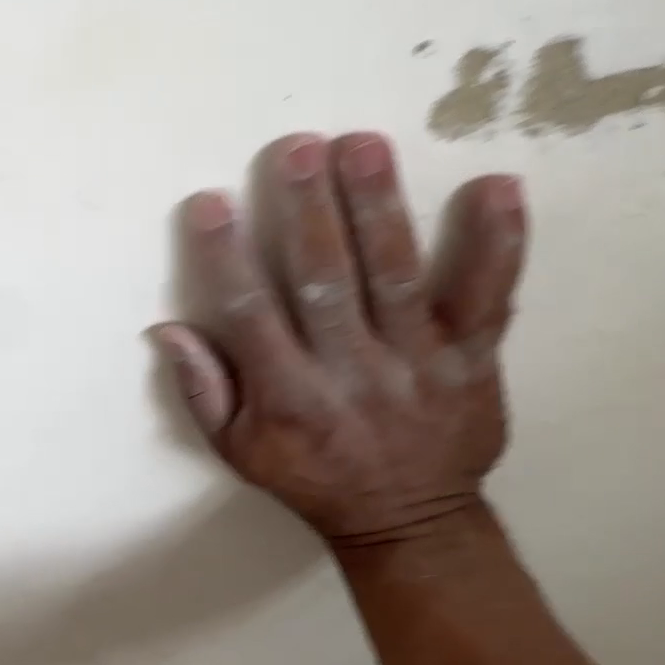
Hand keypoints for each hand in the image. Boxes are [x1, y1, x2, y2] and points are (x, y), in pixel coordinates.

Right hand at [148, 132, 527, 549]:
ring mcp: (417, 361)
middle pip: (325, 280)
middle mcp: (350, 370)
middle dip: (308, 211)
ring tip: (364, 146)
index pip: (249, 314)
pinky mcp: (472, 358)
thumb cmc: (308, 477)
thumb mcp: (235, 448)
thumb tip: (166, 329)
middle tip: (298, 149)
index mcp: (287, 395)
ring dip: (379, 206)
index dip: (225, 257)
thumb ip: (203, 388)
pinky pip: (489, 297)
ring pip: (395, 275)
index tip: (209, 204)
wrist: (408, 519)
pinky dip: (498, 242)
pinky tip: (495, 186)